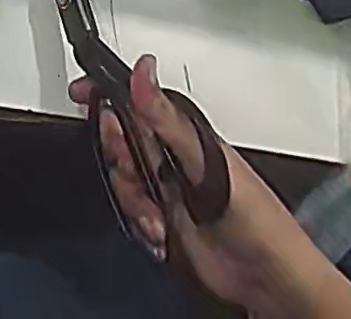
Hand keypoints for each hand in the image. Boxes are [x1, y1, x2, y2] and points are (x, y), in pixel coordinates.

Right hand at [72, 56, 350, 316]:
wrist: (270, 282)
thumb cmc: (254, 215)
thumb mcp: (203, 158)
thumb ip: (166, 116)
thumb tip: (143, 68)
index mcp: (179, 131)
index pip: (133, 99)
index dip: (104, 93)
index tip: (81, 92)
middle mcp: (167, 155)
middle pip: (118, 139)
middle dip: (118, 157)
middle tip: (134, 170)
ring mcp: (162, 186)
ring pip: (120, 178)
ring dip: (133, 200)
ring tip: (157, 217)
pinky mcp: (159, 218)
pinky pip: (128, 212)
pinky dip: (140, 225)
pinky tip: (161, 234)